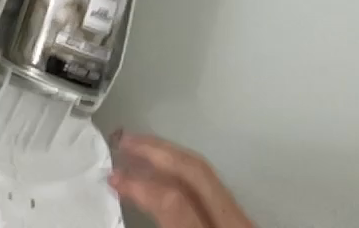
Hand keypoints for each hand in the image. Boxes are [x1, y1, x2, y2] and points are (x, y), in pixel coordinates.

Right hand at [111, 133, 255, 227]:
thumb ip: (163, 219)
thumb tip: (127, 189)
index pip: (174, 200)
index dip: (140, 185)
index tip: (114, 176)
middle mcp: (234, 220)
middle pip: (196, 169)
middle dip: (157, 149)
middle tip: (123, 139)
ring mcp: (244, 217)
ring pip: (206, 171)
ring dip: (169, 155)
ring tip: (138, 148)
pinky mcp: (244, 218)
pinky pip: (211, 185)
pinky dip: (184, 172)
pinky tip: (165, 172)